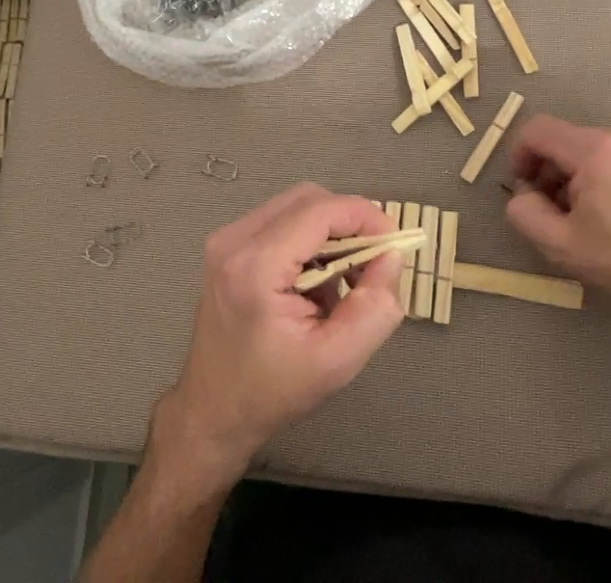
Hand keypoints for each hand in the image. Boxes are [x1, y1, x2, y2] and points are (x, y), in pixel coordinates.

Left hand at [151, 183, 405, 488]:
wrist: (214, 410)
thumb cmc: (272, 391)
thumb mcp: (338, 360)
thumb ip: (375, 307)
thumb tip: (392, 256)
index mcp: (255, 266)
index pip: (319, 211)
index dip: (365, 216)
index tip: (396, 244)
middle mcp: (234, 241)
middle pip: (307, 199)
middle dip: (350, 222)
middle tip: (376, 262)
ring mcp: (226, 241)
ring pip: (295, 207)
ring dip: (330, 233)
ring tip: (347, 281)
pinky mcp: (227, 249)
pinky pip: (280, 223)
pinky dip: (309, 241)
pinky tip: (318, 284)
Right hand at [506, 117, 610, 411]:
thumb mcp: (560, 244)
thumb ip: (523, 212)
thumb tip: (523, 193)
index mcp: (596, 148)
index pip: (537, 130)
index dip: (518, 157)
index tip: (523, 189)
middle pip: (566, 140)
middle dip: (549, 172)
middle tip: (553, 212)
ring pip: (592, 150)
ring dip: (576, 178)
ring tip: (585, 220)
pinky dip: (603, 178)